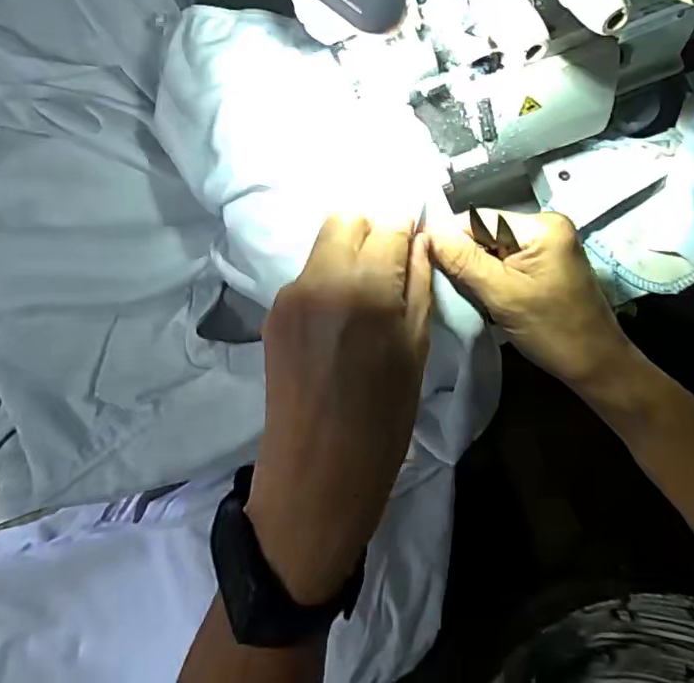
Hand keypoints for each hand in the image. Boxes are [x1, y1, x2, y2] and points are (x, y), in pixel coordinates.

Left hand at [247, 214, 432, 603]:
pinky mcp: (273, 313)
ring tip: (366, 297)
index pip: (387, 224)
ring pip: (325, 244)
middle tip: (391, 268)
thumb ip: (419, 283)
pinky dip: (330, 281)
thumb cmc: (384, 418)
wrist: (317, 474)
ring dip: (350, 255)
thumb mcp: (417, 348)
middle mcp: (320, 278)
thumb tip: (420, 241)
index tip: (414, 247)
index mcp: (364, 286)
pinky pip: (309, 276)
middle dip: (373, 232)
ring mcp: (289, 294)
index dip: (406, 230)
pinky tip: (340, 321)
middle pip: (346, 219)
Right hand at [429, 210, 637, 396]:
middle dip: (466, 256)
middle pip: (486, 231)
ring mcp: (549, 242)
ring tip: (473, 293)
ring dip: (479, 268)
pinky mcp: (548, 260)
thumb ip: (463, 260)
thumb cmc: (552, 331)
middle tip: (453, 285)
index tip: (427, 263)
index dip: (450, 239)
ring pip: (494, 246)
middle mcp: (546, 224)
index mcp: (541, 226)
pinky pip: (508, 258)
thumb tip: (429, 231)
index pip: (479, 219)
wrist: (597, 364)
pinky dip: (494, 275)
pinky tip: (490, 295)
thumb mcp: (502, 295)